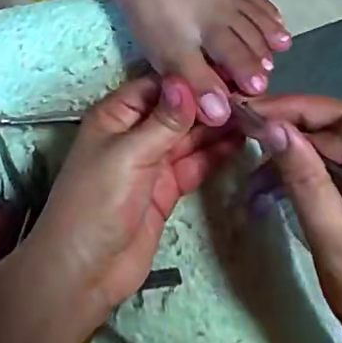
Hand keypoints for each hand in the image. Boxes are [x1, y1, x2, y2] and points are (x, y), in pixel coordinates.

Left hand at [24, 75, 242, 315]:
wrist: (85, 272)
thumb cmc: (97, 202)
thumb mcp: (129, 155)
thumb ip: (163, 121)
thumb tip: (188, 80)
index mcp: (116, 115)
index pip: (159, 85)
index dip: (192, 78)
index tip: (231, 70)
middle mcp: (135, 132)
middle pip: (178, 110)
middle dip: (211, 102)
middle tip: (254, 93)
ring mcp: (152, 161)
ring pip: (190, 136)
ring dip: (218, 127)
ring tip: (256, 113)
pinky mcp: (166, 188)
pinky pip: (195, 163)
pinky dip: (216, 153)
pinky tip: (242, 141)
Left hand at [68, 0, 288, 125]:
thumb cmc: (146, 2)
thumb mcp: (167, 48)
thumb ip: (196, 80)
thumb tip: (224, 115)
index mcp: (218, 28)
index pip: (241, 60)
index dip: (250, 78)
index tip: (260, 96)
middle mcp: (227, 8)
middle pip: (250, 37)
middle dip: (260, 58)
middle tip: (268, 78)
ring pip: (252, 14)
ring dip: (266, 33)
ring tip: (280, 47)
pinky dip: (262, 7)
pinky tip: (269, 12)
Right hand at [255, 96, 341, 342]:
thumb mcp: (336, 246)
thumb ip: (307, 184)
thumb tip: (273, 129)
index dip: (330, 132)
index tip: (287, 146)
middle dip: (306, 120)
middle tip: (256, 120)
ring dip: (302, 133)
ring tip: (261, 136)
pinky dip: (308, 152)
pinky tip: (278, 159)